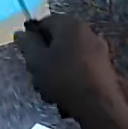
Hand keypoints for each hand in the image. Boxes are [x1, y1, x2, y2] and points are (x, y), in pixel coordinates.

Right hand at [13, 14, 127, 128]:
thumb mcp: (36, 61)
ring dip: (56, 71)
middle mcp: (88, 33)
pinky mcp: (105, 68)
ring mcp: (99, 50)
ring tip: (50, 91)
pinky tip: (65, 95)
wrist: (99, 106)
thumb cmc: (64, 79)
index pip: (44, 22)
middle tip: (37, 75)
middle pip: (57, 41)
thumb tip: (21, 33)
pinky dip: (71, 78)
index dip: (32, 38)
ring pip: (68, 56)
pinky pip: (80, 67)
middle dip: (44, 58)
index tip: (27, 55)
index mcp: (71, 26)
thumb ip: (27, 44)